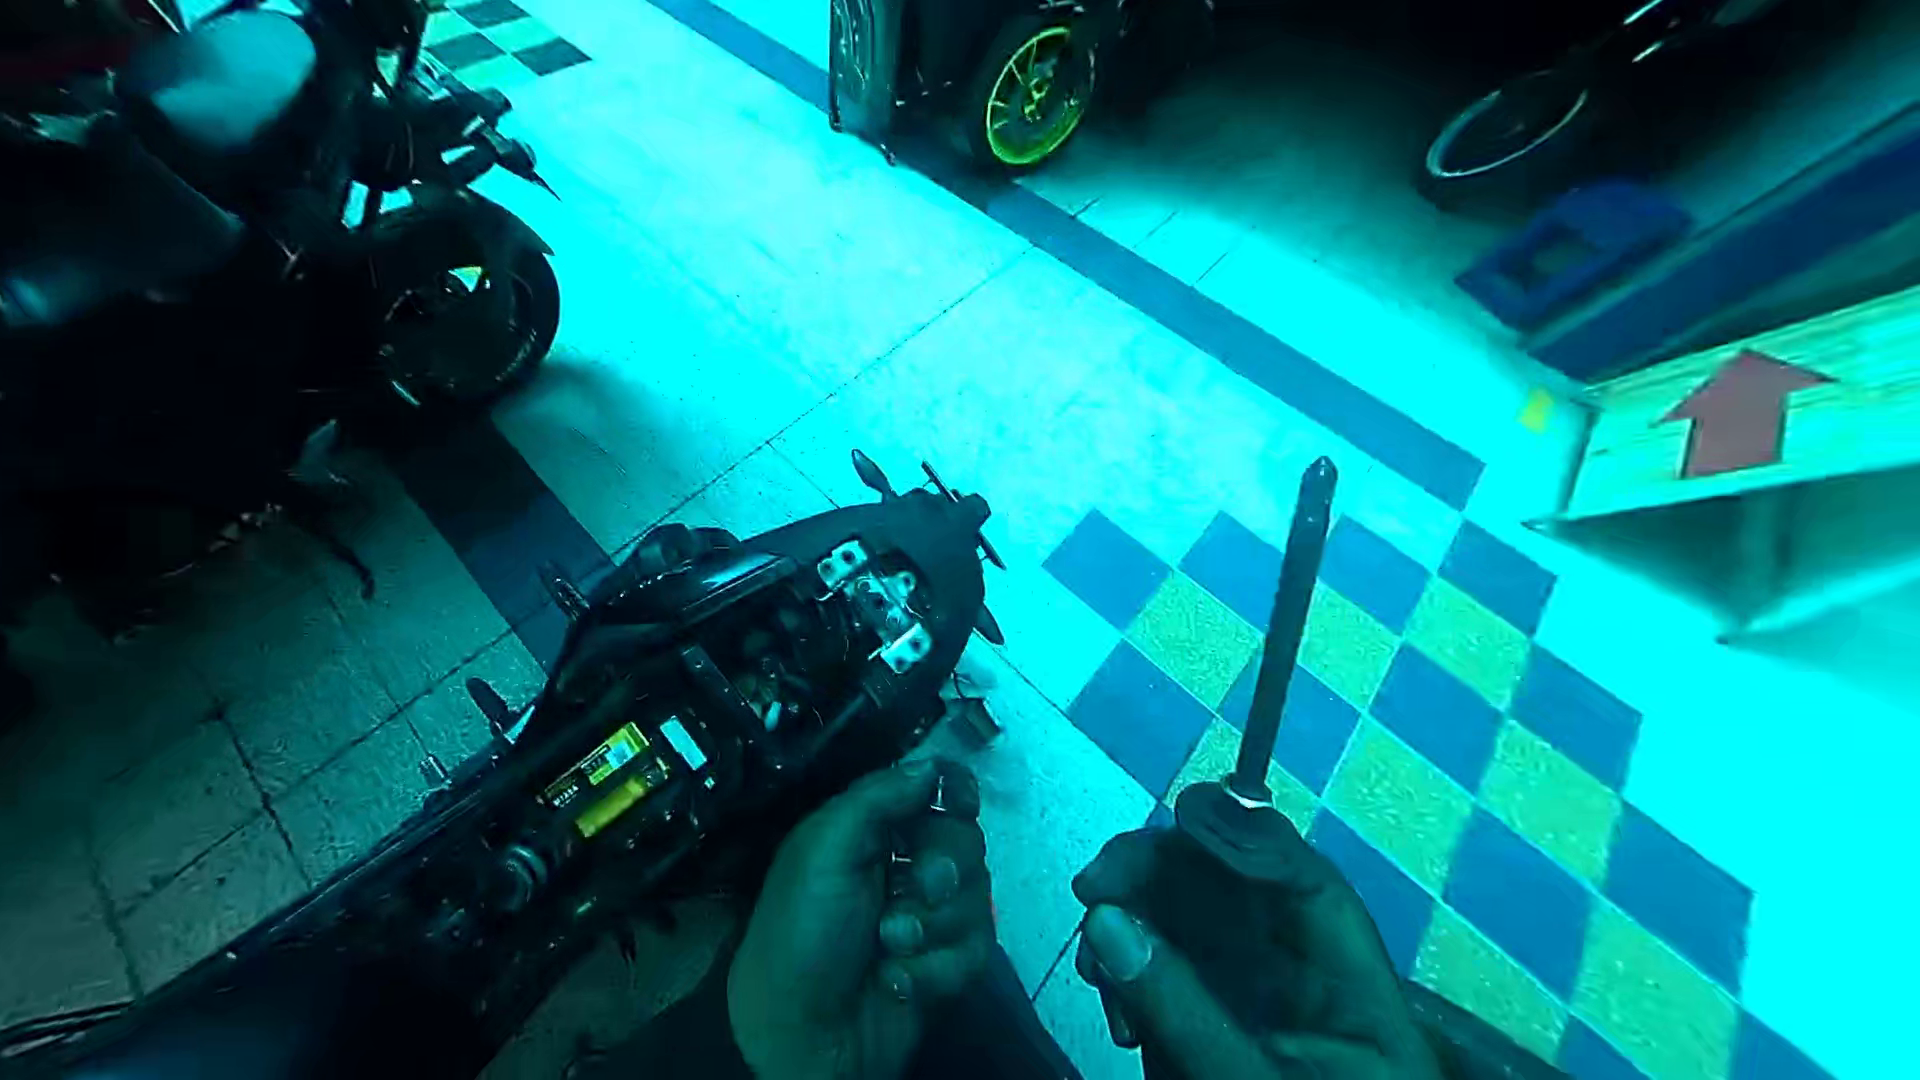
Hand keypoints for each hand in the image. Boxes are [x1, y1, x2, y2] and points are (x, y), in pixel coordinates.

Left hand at [728, 760, 993, 1079]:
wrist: (797, 1040)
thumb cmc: (804, 931)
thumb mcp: (824, 851)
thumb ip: (876, 798)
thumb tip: (930, 764)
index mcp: (877, 827)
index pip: (934, 789)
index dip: (954, 789)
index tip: (959, 800)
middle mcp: (910, 862)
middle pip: (965, 837)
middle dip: (942, 868)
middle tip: (916, 889)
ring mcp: (934, 914)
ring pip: (977, 894)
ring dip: (931, 926)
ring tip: (887, 948)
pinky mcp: (950, 964)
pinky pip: (976, 948)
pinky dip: (936, 969)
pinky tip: (897, 981)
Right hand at [1072, 820, 1440, 1079]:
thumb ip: (1184, 1014)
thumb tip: (1104, 917)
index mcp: (1348, 988)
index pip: (1305, 881)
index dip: (1242, 836)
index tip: (1172, 823)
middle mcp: (1294, 962)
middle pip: (1227, 872)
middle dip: (1154, 866)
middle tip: (1091, 889)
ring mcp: (1244, 977)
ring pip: (1180, 900)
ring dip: (1128, 911)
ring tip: (1092, 971)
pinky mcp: (1201, 995)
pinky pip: (1155, 945)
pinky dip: (1124, 957)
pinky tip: (1111, 1010)